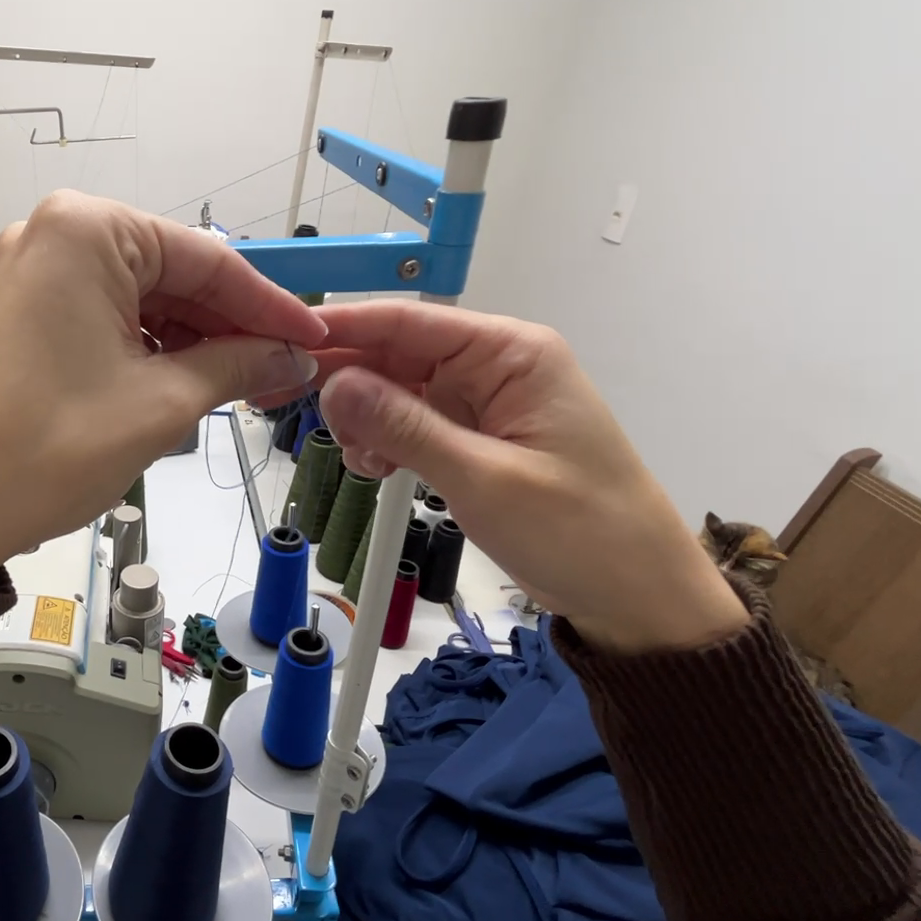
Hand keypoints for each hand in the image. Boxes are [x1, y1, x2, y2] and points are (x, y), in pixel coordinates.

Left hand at [0, 191, 326, 583]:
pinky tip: (183, 380)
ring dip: (189, 340)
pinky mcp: (18, 308)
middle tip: (282, 372)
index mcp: (85, 231)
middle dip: (228, 326)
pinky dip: (144, 346)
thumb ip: (238, 365)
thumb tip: (293, 357)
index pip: (206, 258)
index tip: (314, 339)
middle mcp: (52, 233)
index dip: (268, 304)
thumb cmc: (50, 451)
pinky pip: (100, 314)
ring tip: (241, 385)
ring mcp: (29, 271)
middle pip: (170, 273)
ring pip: (137, 296)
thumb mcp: (162, 404)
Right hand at [313, 300, 746, 652]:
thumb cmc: (579, 531)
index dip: (343, 327)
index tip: (286, 342)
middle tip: (297, 410)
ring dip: (363, 420)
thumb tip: (333, 383)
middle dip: (347, 380)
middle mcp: (491, 367)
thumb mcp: (484, 479)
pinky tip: (373, 468)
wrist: (634, 597)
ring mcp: (480, 405)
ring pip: (395, 392)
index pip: (409, 323)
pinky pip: (408, 426)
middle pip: (396, 354)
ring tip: (355, 456)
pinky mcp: (472, 440)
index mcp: (510, 354)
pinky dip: (382, 443)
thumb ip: (405, 427)